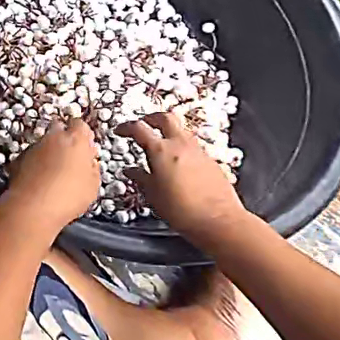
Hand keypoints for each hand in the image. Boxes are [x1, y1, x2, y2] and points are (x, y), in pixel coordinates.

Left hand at [0, 119, 99, 232]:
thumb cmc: (68, 197)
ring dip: (49, 152)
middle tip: (70, 158)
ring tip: (54, 174)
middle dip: (64, 138)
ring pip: (44, 143)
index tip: (86, 146)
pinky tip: (40, 180)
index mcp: (75, 140)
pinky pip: (31, 156)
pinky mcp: (19, 158)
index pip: (80, 124)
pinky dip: (35, 163)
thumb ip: (92, 168)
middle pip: (59, 128)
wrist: (33, 207)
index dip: (83, 134)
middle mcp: (53, 138)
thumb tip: (89, 163)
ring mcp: (34, 147)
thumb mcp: (92, 186)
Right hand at [118, 113, 251, 237]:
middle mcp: (181, 145)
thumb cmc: (182, 210)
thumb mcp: (152, 194)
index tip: (120, 131)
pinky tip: (177, 163)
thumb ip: (140, 177)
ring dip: (168, 132)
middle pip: (165, 118)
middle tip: (143, 124)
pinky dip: (182, 148)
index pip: (139, 128)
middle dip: (151, 118)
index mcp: (161, 150)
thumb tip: (131, 170)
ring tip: (159, 145)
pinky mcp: (211, 161)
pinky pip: (193, 147)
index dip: (126, 127)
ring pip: (181, 130)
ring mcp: (198, 151)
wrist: (219, 221)